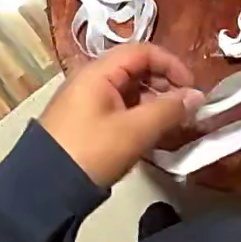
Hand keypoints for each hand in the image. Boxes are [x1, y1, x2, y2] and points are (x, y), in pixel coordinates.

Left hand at [41, 43, 202, 186]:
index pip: (143, 51)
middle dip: (165, 84)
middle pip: (136, 68)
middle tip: (184, 107)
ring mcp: (86, 99)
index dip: (171, 65)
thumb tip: (196, 96)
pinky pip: (119, 105)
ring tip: (171, 123)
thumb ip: (169, 110)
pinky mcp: (85, 119)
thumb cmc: (92, 152)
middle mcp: (91, 78)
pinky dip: (139, 113)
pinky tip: (151, 133)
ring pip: (129, 88)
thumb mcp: (135, 131)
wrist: (44, 190)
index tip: (191, 88)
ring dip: (154, 101)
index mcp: (99, 71)